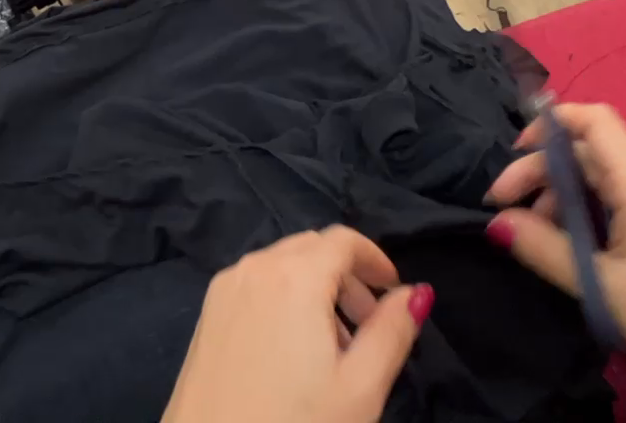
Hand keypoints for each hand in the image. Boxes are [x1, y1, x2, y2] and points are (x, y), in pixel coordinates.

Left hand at [161, 226, 430, 422]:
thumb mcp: (359, 387)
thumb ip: (393, 331)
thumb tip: (418, 292)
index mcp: (294, 275)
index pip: (343, 239)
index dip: (376, 259)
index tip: (395, 293)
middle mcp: (255, 265)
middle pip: (313, 247)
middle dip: (347, 276)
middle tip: (369, 326)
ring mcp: (225, 286)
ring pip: (283, 263)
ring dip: (316, 287)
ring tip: (333, 347)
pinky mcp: (207, 310)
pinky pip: (257, 282)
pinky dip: (284, 296)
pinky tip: (292, 350)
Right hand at [488, 104, 625, 422]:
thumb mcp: (604, 289)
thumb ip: (545, 250)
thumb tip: (496, 222)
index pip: (594, 120)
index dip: (549, 122)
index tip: (512, 153)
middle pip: (587, 153)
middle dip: (540, 171)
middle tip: (505, 210)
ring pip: (600, 181)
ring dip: (559, 197)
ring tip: (536, 237)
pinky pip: (617, 204)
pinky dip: (584, 215)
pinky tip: (572, 248)